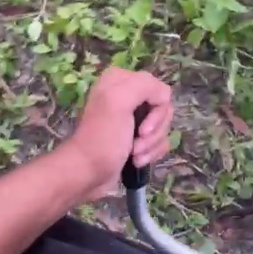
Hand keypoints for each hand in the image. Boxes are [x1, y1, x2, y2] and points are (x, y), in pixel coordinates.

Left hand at [65, 66, 173, 195]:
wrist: (88, 173)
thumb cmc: (102, 138)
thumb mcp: (118, 101)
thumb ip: (144, 86)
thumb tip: (164, 98)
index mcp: (121, 79)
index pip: (161, 91)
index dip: (157, 112)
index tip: (142, 129)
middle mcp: (127, 95)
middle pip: (163, 110)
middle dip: (154, 132)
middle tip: (136, 144)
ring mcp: (132, 117)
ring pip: (162, 128)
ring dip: (151, 145)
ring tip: (134, 155)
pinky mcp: (135, 137)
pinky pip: (159, 142)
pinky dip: (151, 153)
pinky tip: (136, 161)